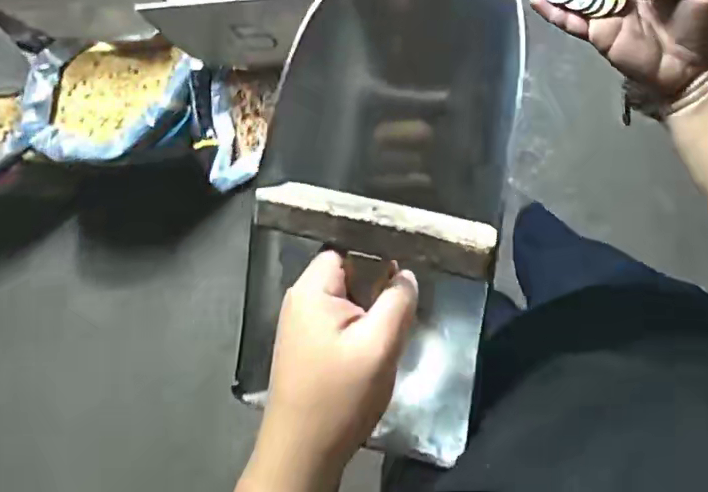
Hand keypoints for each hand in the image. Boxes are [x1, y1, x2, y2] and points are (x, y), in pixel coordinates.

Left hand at [247, 251, 416, 490]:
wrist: (301, 460)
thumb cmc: (338, 398)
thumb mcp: (379, 344)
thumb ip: (399, 299)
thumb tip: (407, 275)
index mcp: (311, 289)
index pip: (351, 246)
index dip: (380, 253)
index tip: (406, 265)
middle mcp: (301, 300)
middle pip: (352, 271)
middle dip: (379, 284)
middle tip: (399, 306)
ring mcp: (302, 324)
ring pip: (351, 297)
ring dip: (373, 309)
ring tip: (388, 329)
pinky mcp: (308, 346)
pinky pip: (343, 319)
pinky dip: (362, 328)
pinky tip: (373, 348)